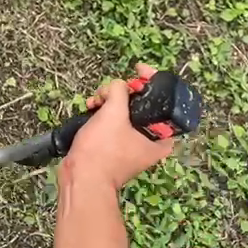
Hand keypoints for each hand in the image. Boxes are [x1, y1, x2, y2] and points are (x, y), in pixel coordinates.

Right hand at [60, 64, 175, 192]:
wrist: (82, 177)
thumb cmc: (103, 150)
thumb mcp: (114, 114)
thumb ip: (120, 91)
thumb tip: (117, 86)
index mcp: (162, 136)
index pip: (165, 100)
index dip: (151, 80)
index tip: (137, 69)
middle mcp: (151, 139)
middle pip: (141, 102)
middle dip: (121, 92)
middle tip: (108, 92)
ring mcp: (132, 142)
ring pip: (124, 110)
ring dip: (108, 100)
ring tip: (94, 102)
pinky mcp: (115, 144)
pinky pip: (113, 120)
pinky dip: (102, 111)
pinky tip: (90, 109)